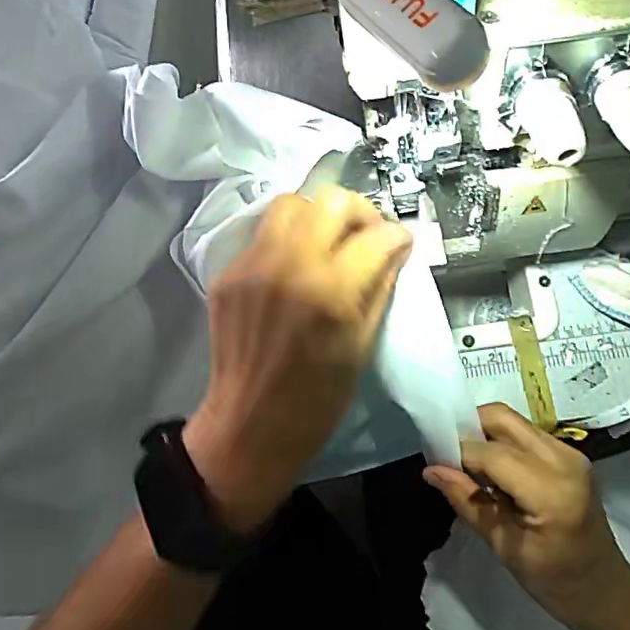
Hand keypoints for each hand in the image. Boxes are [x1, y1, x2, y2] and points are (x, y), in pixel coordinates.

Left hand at [184, 186, 411, 533]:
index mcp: (330, 294)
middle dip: (361, 212)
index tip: (402, 243)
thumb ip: (380, 289)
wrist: (248, 428)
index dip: (398, 236)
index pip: (377, 237)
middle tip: (367, 235)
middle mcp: (289, 268)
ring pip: (292, 203)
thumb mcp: (363, 347)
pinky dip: (288, 238)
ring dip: (319, 215)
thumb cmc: (316, 401)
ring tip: (329, 241)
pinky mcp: (228, 273)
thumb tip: (394, 252)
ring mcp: (252, 266)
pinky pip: (264, 233)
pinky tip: (297, 264)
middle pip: (332, 201)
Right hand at [423, 403, 629, 629]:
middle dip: (471, 429)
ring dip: (488, 435)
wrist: (604, 590)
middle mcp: (563, 460)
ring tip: (474, 468)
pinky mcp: (571, 453)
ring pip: (515, 422)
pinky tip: (497, 472)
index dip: (459, 454)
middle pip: (504, 419)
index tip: (437, 464)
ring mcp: (570, 452)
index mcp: (551, 490)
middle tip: (452, 458)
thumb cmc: (555, 582)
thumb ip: (467, 502)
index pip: (492, 454)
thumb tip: (432, 470)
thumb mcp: (504, 547)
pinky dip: (504, 442)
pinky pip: (527, 433)